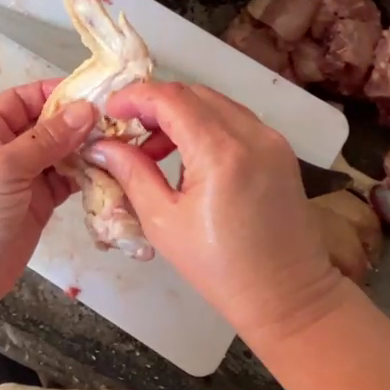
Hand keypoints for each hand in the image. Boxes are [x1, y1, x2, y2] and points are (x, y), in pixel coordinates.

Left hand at [0, 80, 98, 311]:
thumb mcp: (5, 167)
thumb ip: (47, 138)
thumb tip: (85, 109)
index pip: (24, 98)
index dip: (56, 93)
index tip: (94, 93)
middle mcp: (4, 148)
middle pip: (47, 124)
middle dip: (78, 122)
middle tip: (118, 121)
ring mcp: (23, 176)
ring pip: (60, 152)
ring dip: (86, 149)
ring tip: (120, 144)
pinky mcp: (38, 202)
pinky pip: (66, 180)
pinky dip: (85, 175)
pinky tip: (108, 170)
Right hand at [89, 82, 340, 338]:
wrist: (289, 297)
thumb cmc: (220, 269)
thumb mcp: (163, 222)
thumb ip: (132, 174)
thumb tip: (101, 146)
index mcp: (221, 154)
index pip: (170, 99)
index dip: (135, 97)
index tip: (109, 112)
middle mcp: (251, 135)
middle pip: (192, 93)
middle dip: (154, 104)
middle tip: (125, 129)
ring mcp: (271, 139)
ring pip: (214, 102)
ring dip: (178, 113)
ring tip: (152, 147)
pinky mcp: (279, 149)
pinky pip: (233, 119)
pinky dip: (203, 124)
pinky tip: (186, 154)